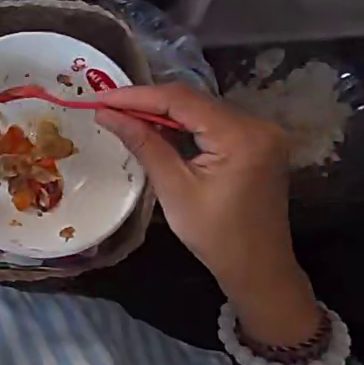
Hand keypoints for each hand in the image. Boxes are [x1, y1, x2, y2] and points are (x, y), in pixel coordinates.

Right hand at [94, 85, 316, 342]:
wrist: (258, 269)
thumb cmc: (216, 237)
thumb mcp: (174, 189)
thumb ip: (144, 144)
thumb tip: (107, 114)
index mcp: (242, 136)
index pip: (182, 100)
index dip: (138, 96)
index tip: (102, 97)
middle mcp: (258, 124)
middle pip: (194, 100)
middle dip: (148, 101)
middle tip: (107, 105)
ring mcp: (262, 131)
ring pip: (202, 108)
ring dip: (163, 110)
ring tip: (123, 113)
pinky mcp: (257, 141)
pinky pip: (213, 121)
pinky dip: (183, 123)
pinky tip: (155, 126)